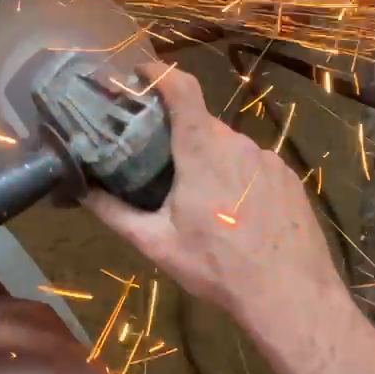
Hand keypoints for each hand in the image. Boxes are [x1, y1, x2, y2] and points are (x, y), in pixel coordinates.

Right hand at [88, 61, 341, 320]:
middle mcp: (235, 142)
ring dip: (208, 159)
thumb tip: (80, 188)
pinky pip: (252, 163)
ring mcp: (267, 158)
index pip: (180, 87)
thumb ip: (113, 210)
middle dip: (177, 134)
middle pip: (198, 122)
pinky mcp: (288, 177)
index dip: (158, 72)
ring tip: (201, 198)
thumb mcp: (156, 243)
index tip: (138, 74)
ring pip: (226, 145)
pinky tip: (236, 212)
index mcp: (200, 147)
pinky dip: (236, 176)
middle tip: (160, 162)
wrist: (294, 300)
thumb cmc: (218, 266)